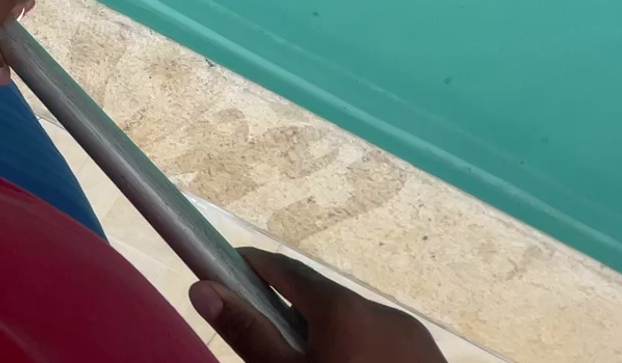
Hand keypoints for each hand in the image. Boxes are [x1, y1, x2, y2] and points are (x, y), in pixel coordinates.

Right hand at [191, 249, 445, 362]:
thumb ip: (246, 332)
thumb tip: (202, 287)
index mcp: (344, 308)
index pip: (281, 267)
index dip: (248, 268)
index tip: (224, 280)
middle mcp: (383, 313)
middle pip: (317, 297)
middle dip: (287, 312)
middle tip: (269, 347)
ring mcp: (420, 344)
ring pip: (352, 324)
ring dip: (325, 337)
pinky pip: (382, 348)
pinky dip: (358, 356)